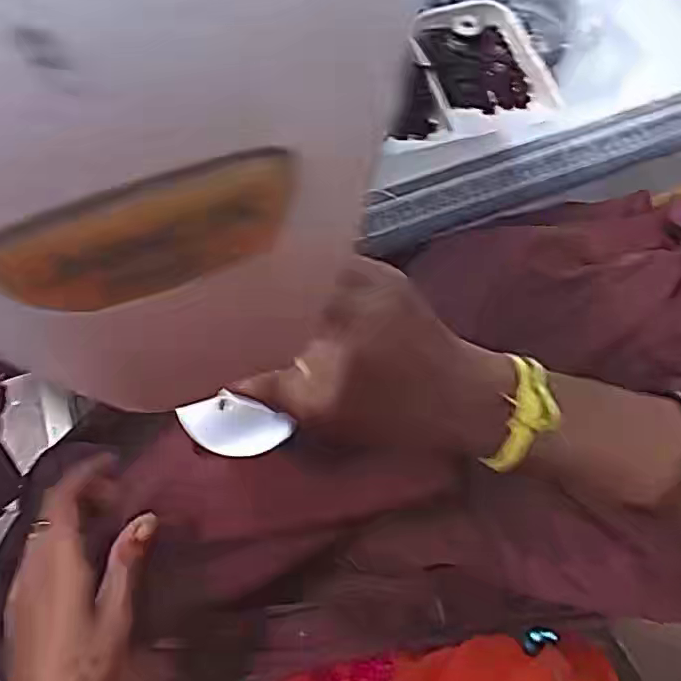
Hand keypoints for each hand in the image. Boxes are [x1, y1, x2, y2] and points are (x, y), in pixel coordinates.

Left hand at [3, 454, 155, 680]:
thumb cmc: (82, 670)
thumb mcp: (116, 613)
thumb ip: (127, 560)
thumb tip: (144, 520)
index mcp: (56, 560)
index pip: (62, 496)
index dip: (85, 472)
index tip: (109, 462)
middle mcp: (31, 564)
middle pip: (50, 508)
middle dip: (82, 490)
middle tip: (116, 493)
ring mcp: (19, 582)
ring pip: (41, 528)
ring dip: (70, 513)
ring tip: (106, 520)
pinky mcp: (17, 600)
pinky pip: (37, 549)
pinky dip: (60, 536)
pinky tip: (83, 557)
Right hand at [236, 256, 516, 457]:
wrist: (464, 395)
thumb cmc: (396, 416)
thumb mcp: (329, 415)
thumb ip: (274, 392)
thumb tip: (226, 380)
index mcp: (338, 339)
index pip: (269, 315)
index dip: (237, 316)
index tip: (216, 324)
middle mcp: (353, 299)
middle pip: (286, 281)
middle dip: (256, 290)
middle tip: (232, 302)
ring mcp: (372, 279)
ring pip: (310, 266)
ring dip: (282, 277)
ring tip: (258, 290)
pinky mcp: (386, 273)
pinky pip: (335, 263)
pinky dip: (311, 273)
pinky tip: (297, 284)